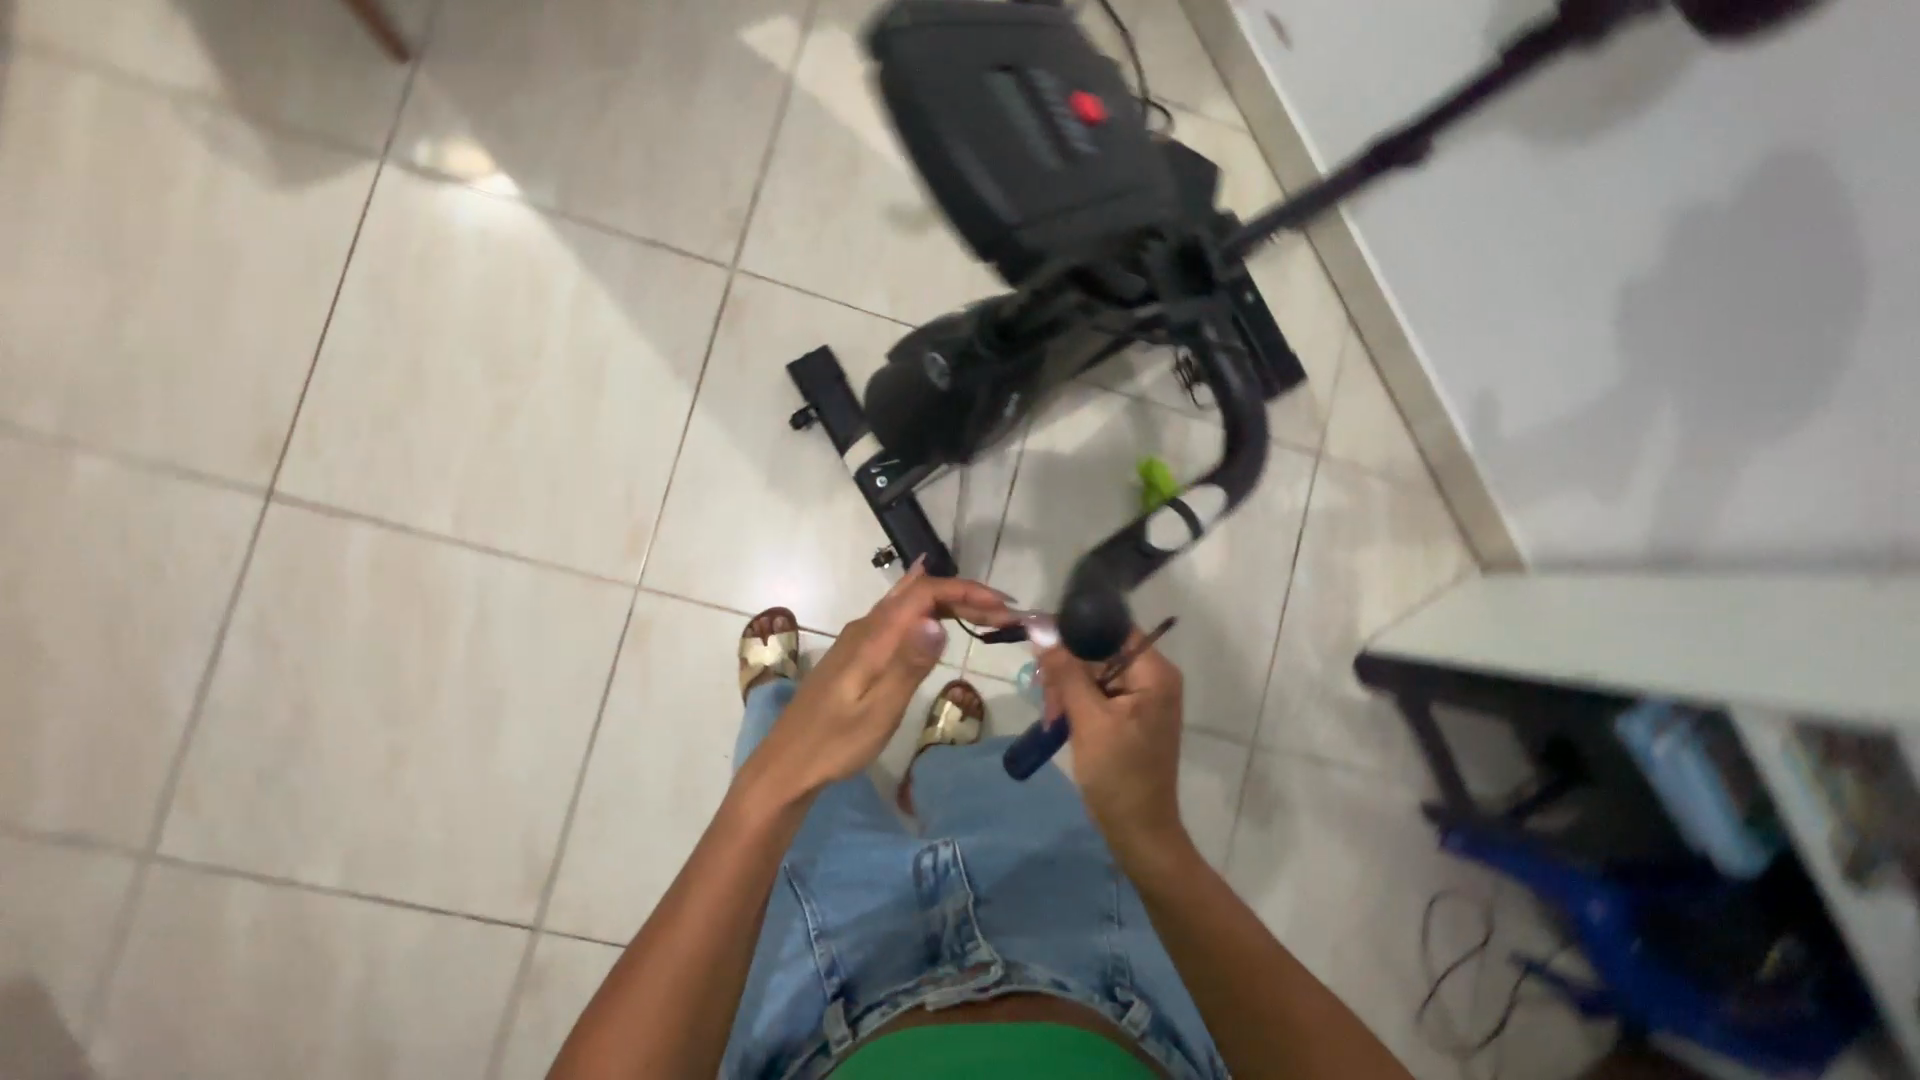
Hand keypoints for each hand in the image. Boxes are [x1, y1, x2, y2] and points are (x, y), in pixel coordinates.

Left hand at [742, 561, 1011, 802]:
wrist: (787, 764)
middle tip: (1003, 616)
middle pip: (917, 593)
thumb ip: (908, 665)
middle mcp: (865, 628)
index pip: (923, 593)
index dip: (965, 592)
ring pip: (908, 604)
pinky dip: (928, 616)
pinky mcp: (856, 653)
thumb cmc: (835, 744)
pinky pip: (898, 619)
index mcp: (872, 637)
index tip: (1002, 608)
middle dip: (963, 596)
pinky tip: (938, 622)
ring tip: (984, 618)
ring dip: (947, 604)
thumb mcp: (878, 711)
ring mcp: (858, 639)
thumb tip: (937, 622)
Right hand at [1036, 634, 1189, 864]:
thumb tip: (1042, 630)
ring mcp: (1142, 698)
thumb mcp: (1088, 719)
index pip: (1113, 628)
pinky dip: (1077, 704)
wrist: (1139, 831)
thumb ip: (1066, 672)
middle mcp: (1153, 678)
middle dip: (1067, 668)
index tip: (1041, 641)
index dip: (1076, 630)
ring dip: (1067, 689)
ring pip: (1094, 673)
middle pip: (1100, 650)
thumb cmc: (1118, 775)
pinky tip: (1059, 721)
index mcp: (1154, 672)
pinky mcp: (1130, 716)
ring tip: (1051, 716)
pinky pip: (1098, 694)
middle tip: (1044, 693)